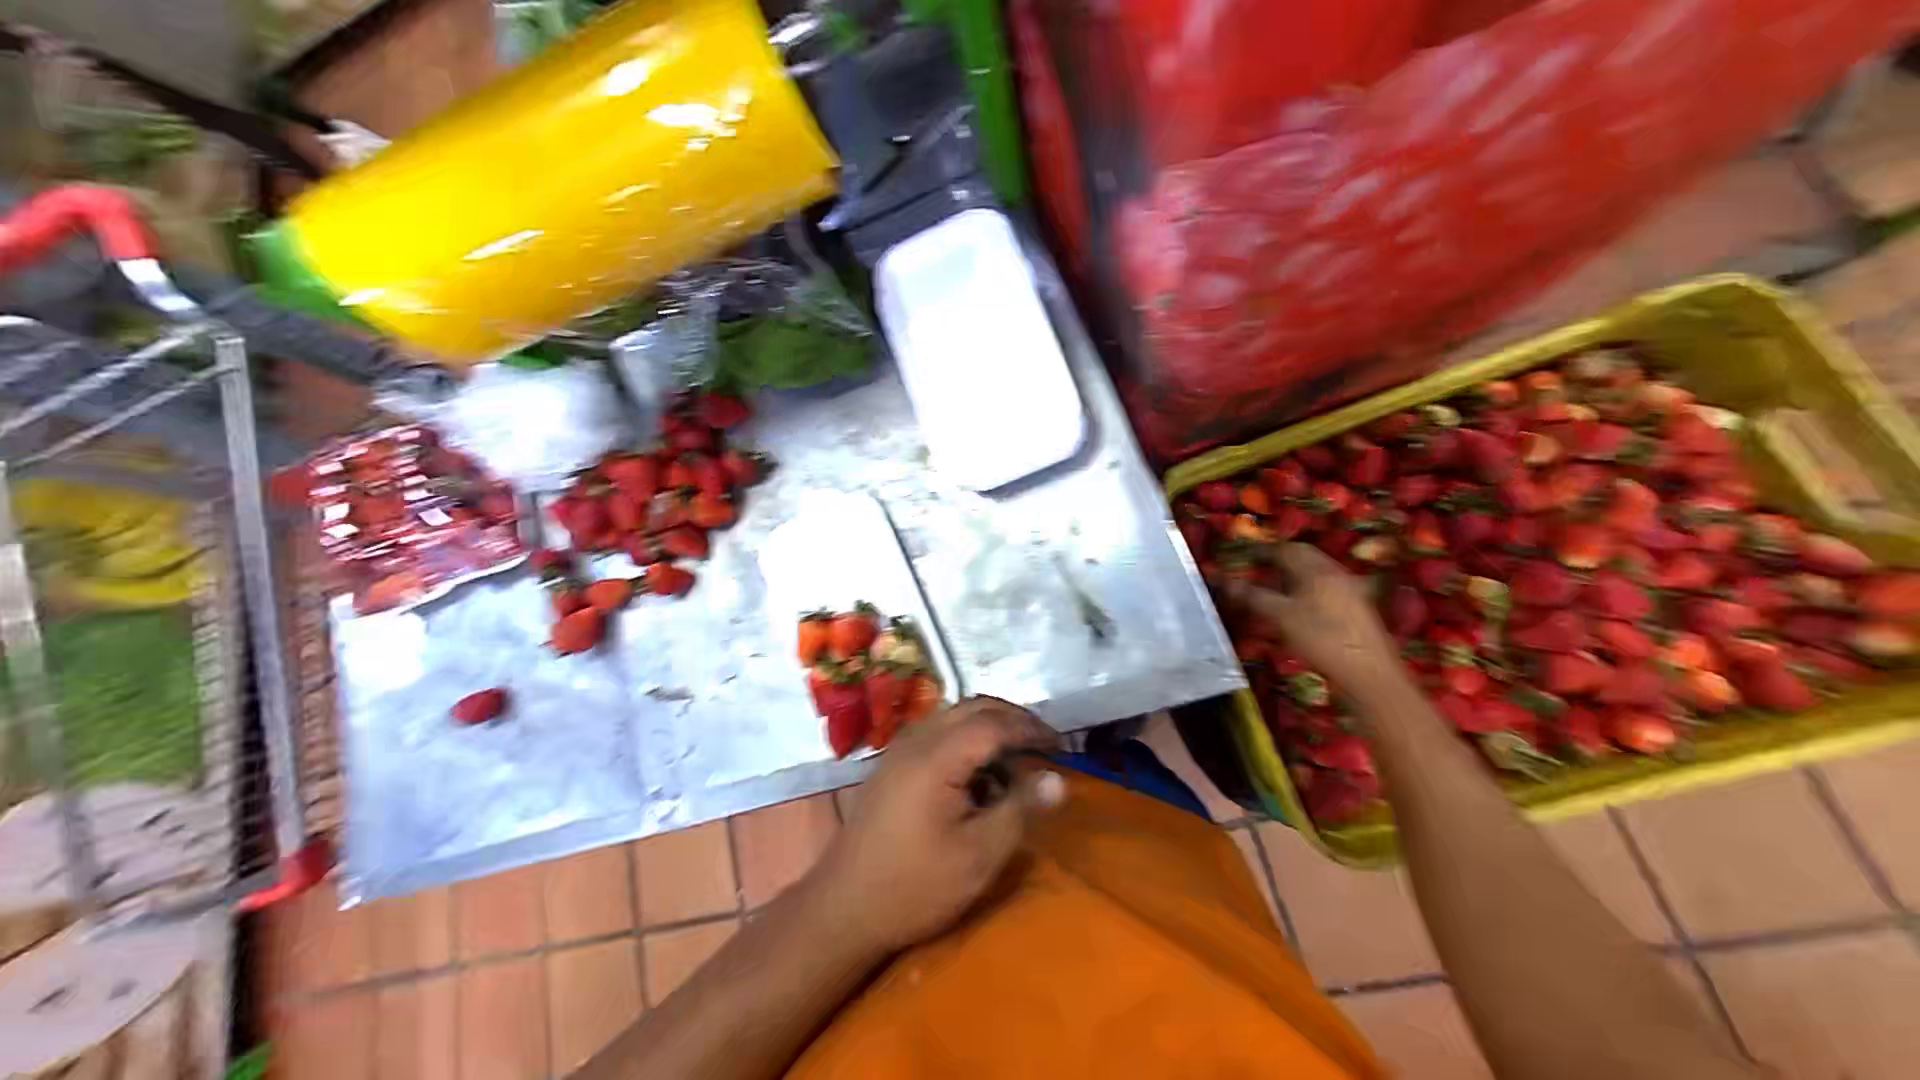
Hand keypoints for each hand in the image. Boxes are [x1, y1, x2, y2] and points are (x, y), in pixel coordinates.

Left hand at [804, 697, 1063, 955]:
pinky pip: (938, 734)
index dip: (1031, 729)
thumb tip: (1057, 779)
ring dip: (990, 730)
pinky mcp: (892, 765)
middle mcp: (915, 740)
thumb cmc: (915, 886)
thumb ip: (1020, 810)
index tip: (1062, 746)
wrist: (844, 908)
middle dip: (1013, 720)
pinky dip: (967, 742)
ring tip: (1017, 765)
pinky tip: (980, 779)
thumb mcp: (978, 856)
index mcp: (935, 756)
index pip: (993, 723)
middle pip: (973, 708)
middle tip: (1045, 746)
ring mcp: (899, 750)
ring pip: (955, 718)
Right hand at [1219, 543, 1401, 687]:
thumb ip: (1253, 597)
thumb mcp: (1280, 617)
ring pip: (1317, 572)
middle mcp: (1337, 572)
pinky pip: (1328, 587)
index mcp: (1317, 570)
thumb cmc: (1321, 639)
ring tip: (1276, 589)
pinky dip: (1309, 588)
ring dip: (1295, 575)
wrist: (1369, 673)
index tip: (1245, 559)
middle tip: (1259, 571)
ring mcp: (1351, 589)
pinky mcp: (1359, 607)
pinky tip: (1301, 607)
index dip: (1263, 552)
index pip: (1286, 549)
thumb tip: (1226, 582)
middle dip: (1280, 560)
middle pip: (1305, 557)